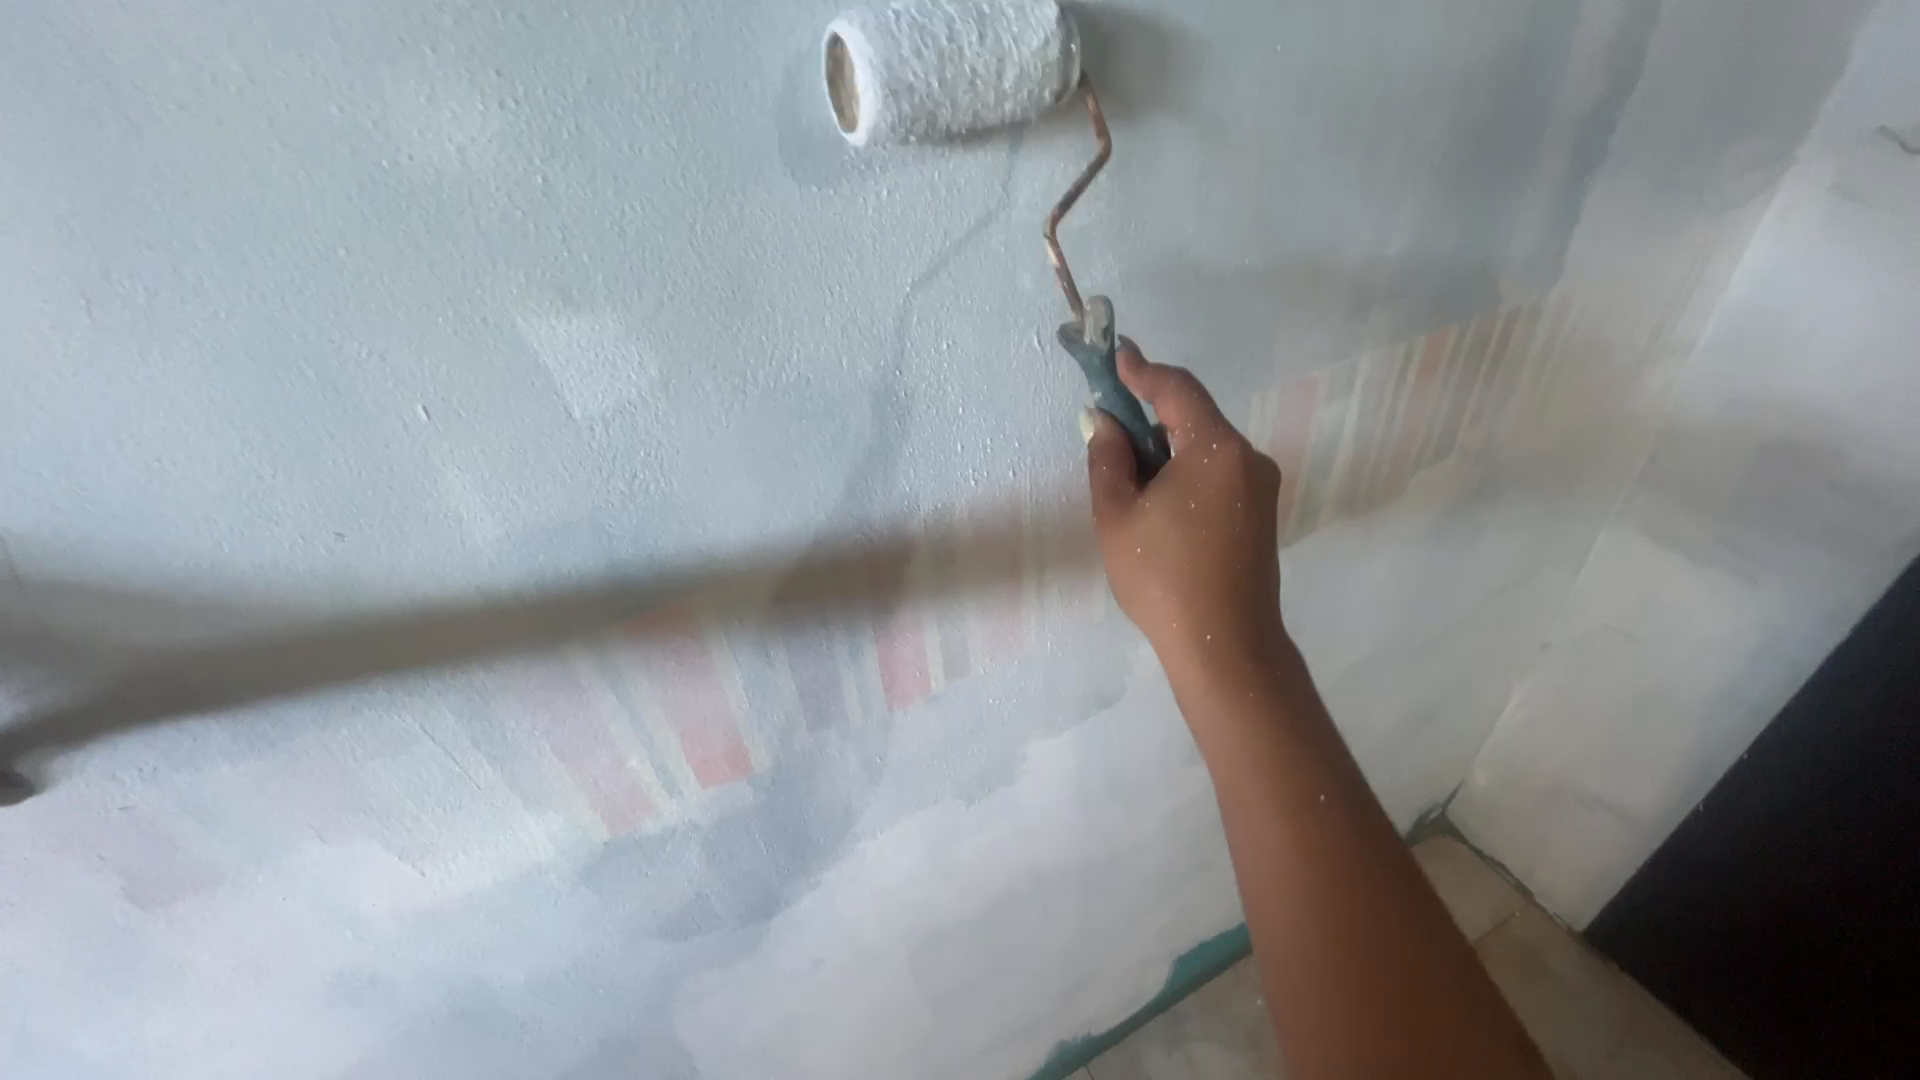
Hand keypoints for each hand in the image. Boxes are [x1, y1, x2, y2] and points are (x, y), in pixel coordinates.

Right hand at [1085, 342, 1285, 678]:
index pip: (1177, 389)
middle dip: (1150, 418)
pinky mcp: (1261, 515)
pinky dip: (1186, 475)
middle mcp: (1248, 458)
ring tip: (1129, 487)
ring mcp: (1261, 489)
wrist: (1225, 647)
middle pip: (1194, 418)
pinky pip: (1218, 476)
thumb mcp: (1117, 516)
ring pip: (1205, 450)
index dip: (1142, 369)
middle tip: (1109, 435)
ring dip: (1167, 452)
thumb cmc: (1163, 578)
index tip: (1115, 355)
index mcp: (1215, 449)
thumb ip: (1108, 459)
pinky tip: (1160, 510)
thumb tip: (1104, 422)